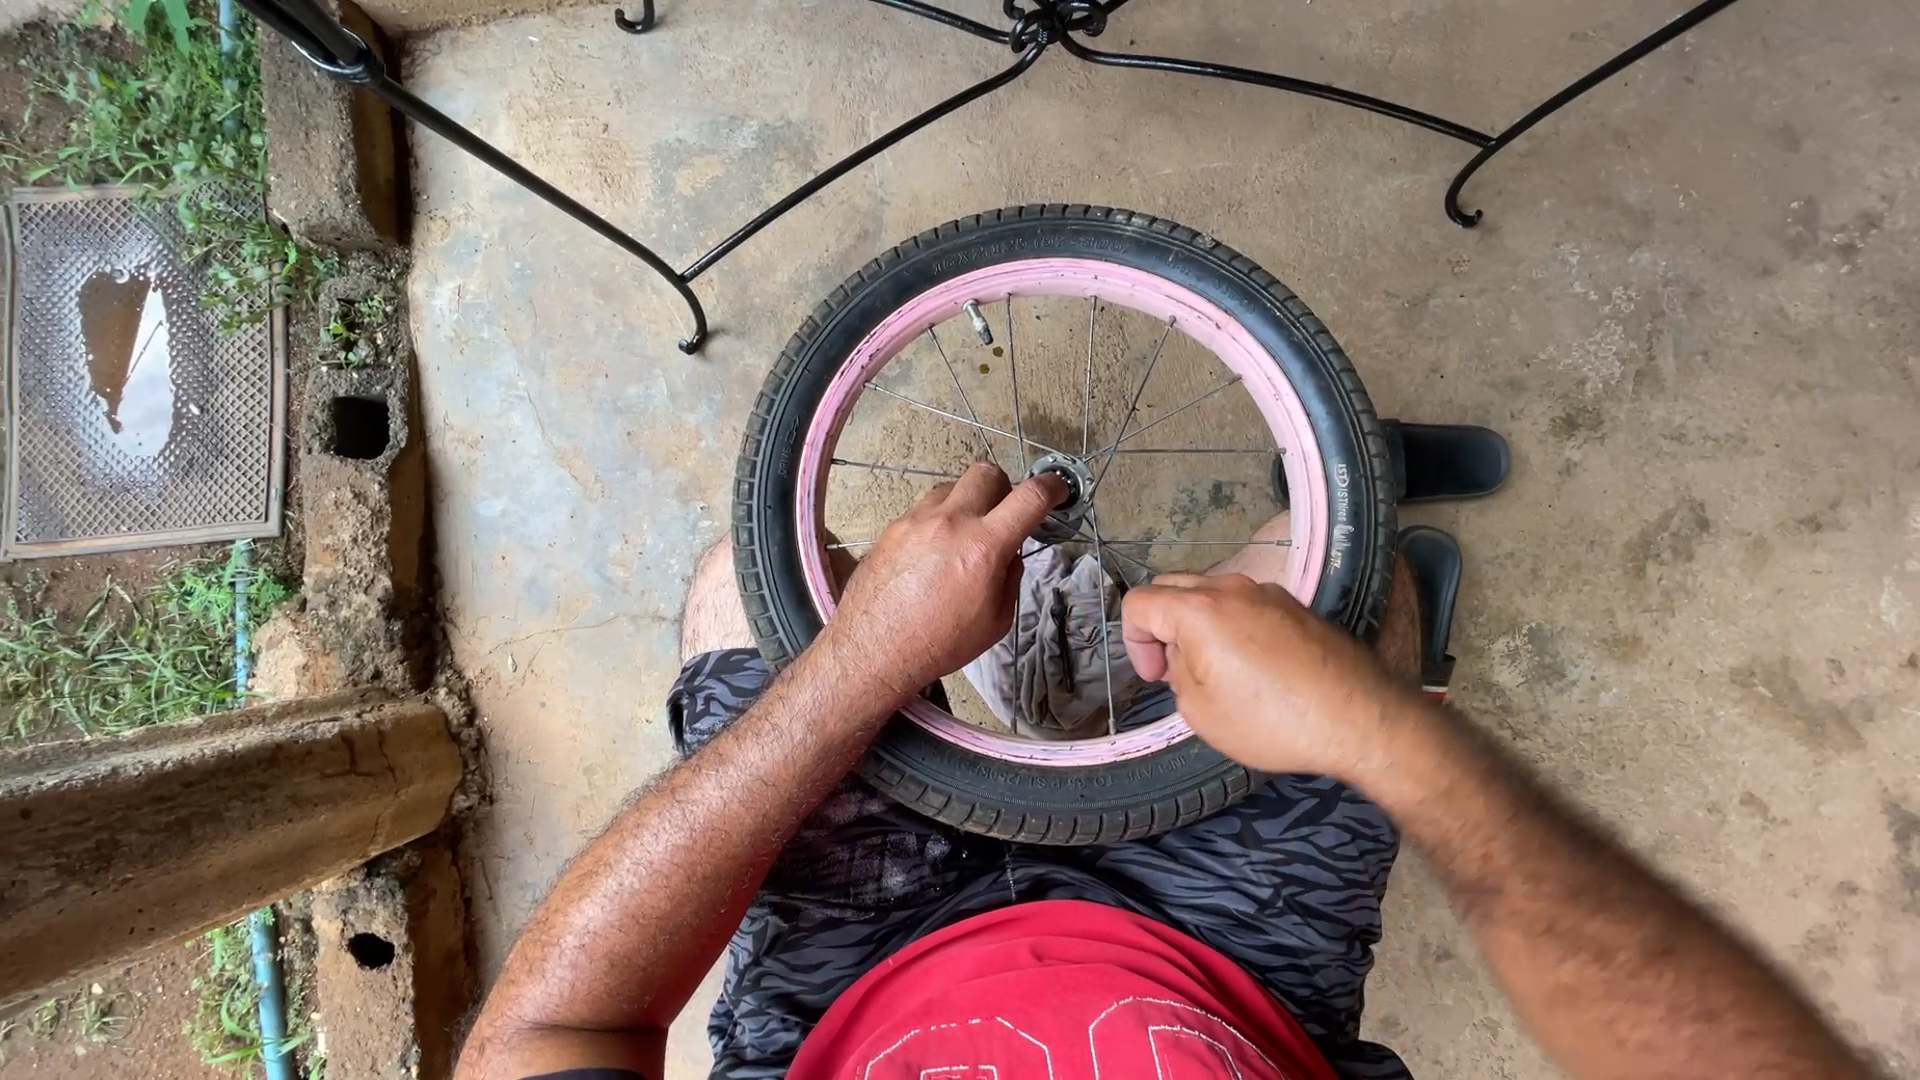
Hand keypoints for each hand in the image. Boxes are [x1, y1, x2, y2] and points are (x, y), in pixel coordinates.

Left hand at [824, 462, 1065, 704]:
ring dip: (967, 503)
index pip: (1030, 497)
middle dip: (1003, 488)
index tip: (1058, 489)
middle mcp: (950, 522)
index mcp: (984, 546)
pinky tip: (932, 553)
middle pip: (987, 472)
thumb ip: (1010, 578)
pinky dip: (939, 521)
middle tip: (1002, 516)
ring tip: (962, 538)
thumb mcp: (996, 620)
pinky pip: (925, 508)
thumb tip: (1010, 553)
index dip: (1053, 486)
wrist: (873, 649)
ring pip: (952, 486)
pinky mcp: (893, 526)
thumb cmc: (939, 643)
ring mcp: (917, 519)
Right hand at [1120, 573, 1418, 779]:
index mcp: (1198, 609)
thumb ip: (1177, 672)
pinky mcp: (1294, 605)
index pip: (1138, 603)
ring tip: (1213, 668)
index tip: (1155, 675)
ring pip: (1208, 592)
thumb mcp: (1199, 711)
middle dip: (1160, 625)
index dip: (1134, 642)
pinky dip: (1229, 623)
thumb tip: (1185, 656)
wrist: (1361, 719)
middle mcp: (1230, 588)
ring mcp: (1266, 592)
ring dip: (1195, 622)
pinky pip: (1242, 603)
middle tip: (1173, 669)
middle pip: (1170, 587)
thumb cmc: (1273, 721)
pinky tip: (1250, 664)